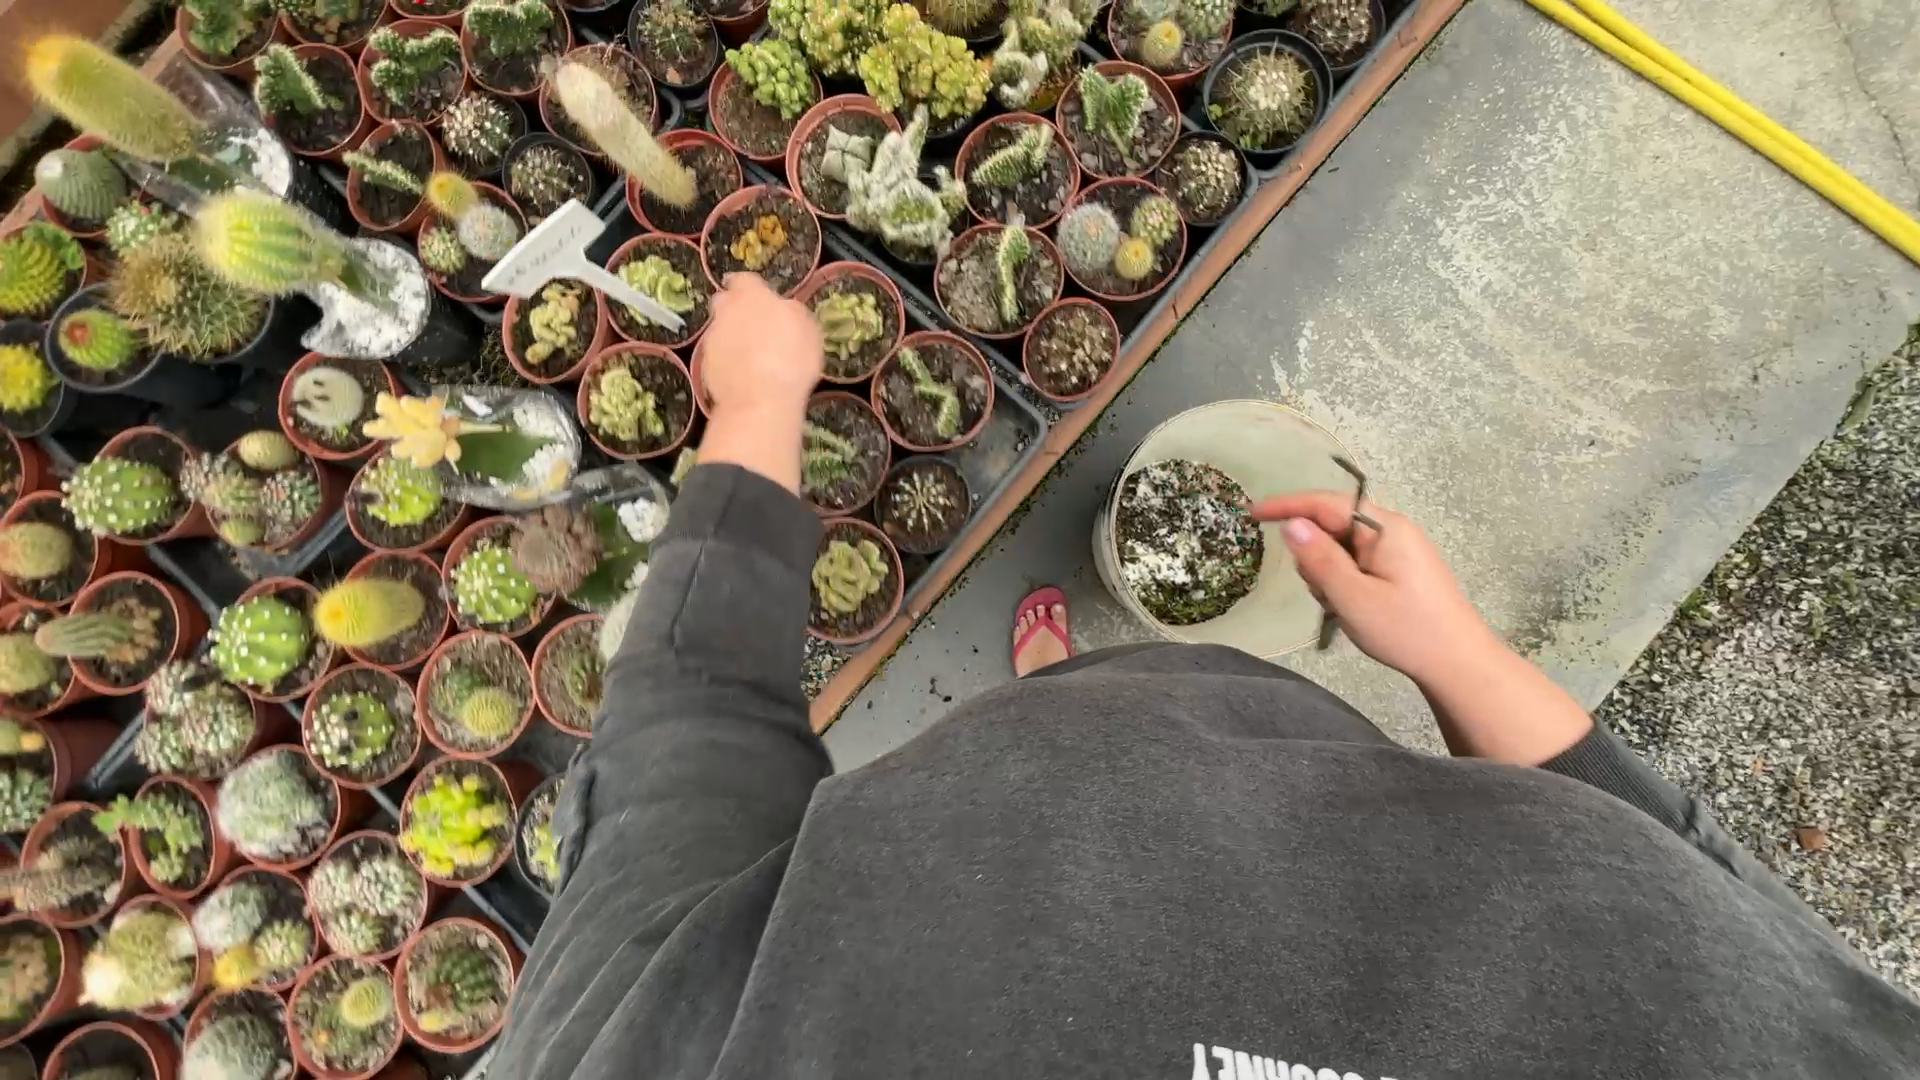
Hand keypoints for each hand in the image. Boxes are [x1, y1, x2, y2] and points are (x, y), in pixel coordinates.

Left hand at [700, 273, 822, 419]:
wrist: (760, 400)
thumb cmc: (791, 360)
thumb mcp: (808, 330)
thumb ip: (792, 312)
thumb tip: (785, 308)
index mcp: (751, 295)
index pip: (745, 280)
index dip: (754, 289)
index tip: (764, 301)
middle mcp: (725, 311)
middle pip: (725, 301)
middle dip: (736, 309)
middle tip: (757, 329)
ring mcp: (712, 338)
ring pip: (720, 330)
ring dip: (733, 338)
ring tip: (754, 359)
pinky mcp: (705, 365)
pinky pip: (718, 356)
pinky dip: (728, 362)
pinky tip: (745, 377)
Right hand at [1249, 492, 1505, 688]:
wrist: (1458, 665)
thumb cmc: (1406, 630)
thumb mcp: (1352, 597)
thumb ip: (1319, 559)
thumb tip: (1290, 524)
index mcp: (1384, 528)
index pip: (1325, 504)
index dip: (1287, 505)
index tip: (1252, 513)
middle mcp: (1391, 531)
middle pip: (1330, 525)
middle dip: (1313, 554)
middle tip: (1322, 592)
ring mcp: (1396, 550)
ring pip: (1338, 547)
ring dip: (1327, 573)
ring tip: (1341, 606)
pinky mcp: (1397, 569)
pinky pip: (1352, 563)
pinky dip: (1341, 581)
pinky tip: (1350, 607)